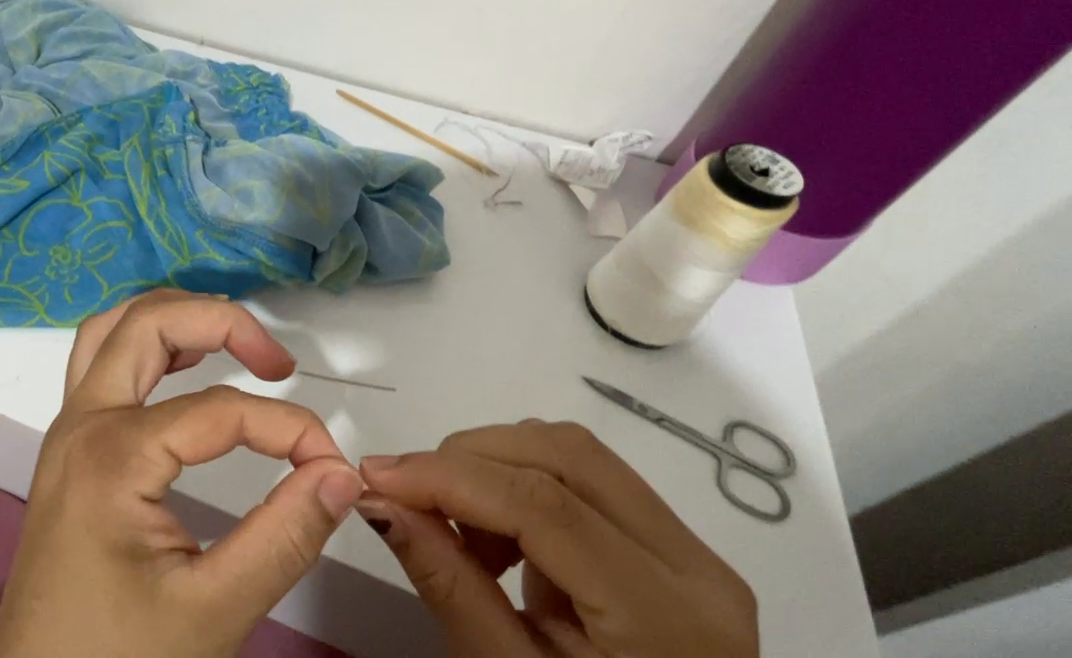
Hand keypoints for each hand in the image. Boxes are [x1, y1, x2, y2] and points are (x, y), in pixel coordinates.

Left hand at [0, 291, 365, 657]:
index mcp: (113, 455)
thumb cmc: (117, 655)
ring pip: (114, 329)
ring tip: (234, 346)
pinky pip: (101, 360)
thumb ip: (284, 537)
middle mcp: (82, 421)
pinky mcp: (70, 444)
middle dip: (221, 322)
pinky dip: (146, 343)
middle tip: (278, 364)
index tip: (331, 466)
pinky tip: (184, 367)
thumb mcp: (213, 610)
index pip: (219, 409)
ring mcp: (69, 427)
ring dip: (175, 319)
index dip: (288, 427)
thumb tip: (340, 473)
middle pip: (149, 323)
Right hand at [356, 421, 757, 656]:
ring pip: (573, 454)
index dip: (449, 478)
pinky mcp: (677, 550)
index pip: (545, 505)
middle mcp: (698, 568)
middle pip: (563, 455)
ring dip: (494, 470)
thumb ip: (449, 586)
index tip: (374, 476)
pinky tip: (502, 545)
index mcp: (669, 620)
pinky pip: (586, 479)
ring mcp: (696, 554)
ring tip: (461, 536)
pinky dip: (522, 486)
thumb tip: (378, 500)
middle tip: (409, 501)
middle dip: (468, 461)